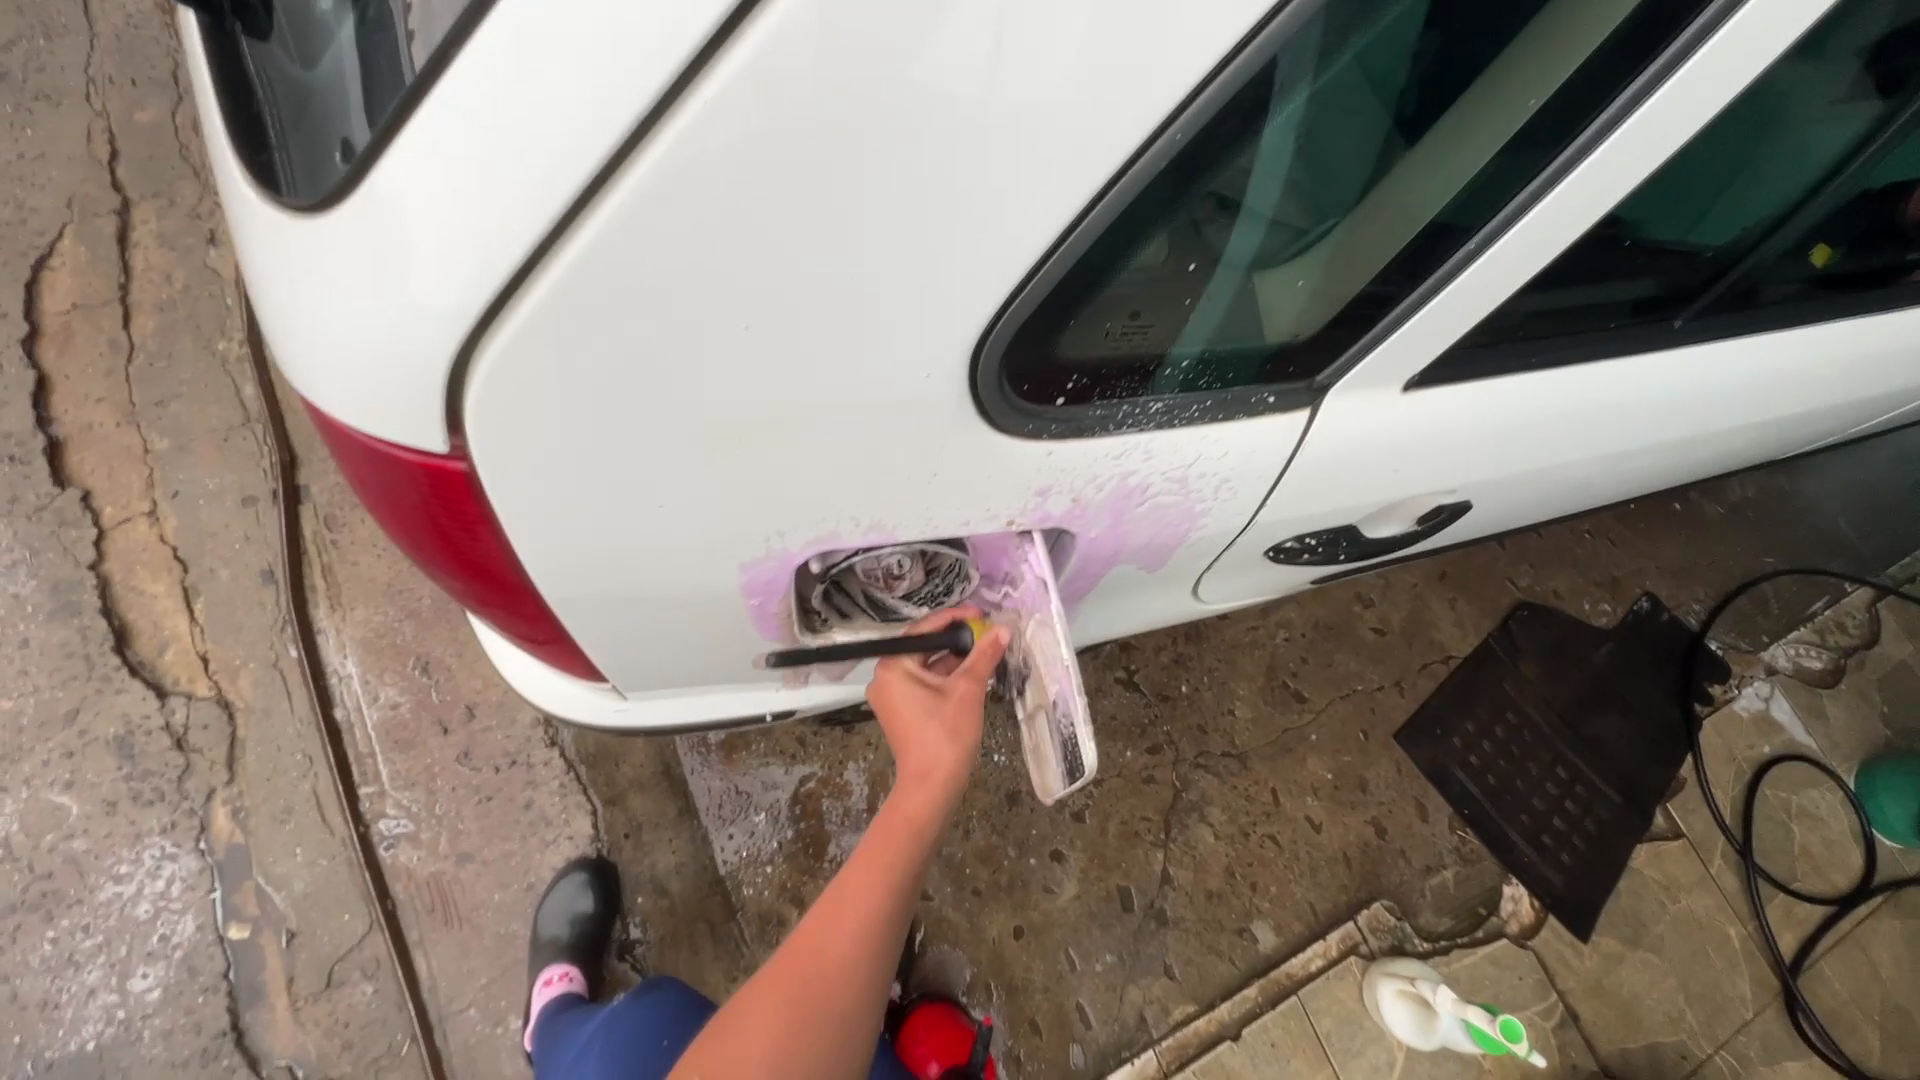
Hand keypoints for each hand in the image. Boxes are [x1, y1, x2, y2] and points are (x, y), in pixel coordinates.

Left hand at [866, 606, 1009, 810]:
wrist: (932, 786)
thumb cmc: (945, 735)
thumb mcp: (968, 689)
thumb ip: (984, 655)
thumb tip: (1003, 629)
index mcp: (893, 665)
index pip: (924, 629)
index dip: (954, 619)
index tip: (980, 614)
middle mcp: (885, 676)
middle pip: (924, 647)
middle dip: (955, 640)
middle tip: (984, 631)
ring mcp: (891, 695)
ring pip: (926, 666)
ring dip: (953, 659)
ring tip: (983, 650)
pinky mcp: (900, 710)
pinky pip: (923, 683)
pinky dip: (945, 677)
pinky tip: (971, 673)